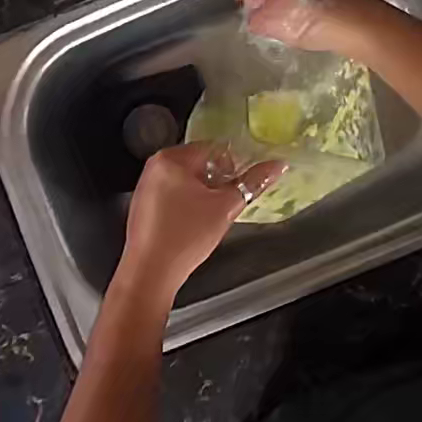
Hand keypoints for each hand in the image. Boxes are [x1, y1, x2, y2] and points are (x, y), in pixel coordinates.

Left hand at [114, 144, 284, 305]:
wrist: (150, 273)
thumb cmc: (186, 236)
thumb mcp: (226, 206)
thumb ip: (254, 182)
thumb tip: (278, 164)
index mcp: (171, 158)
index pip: (215, 149)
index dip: (234, 166)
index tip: (241, 186)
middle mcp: (154, 166)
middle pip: (200, 163)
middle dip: (218, 181)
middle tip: (228, 202)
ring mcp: (146, 186)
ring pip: (187, 180)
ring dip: (204, 193)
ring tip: (212, 215)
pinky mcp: (143, 206)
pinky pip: (173, 194)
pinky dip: (188, 203)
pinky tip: (194, 223)